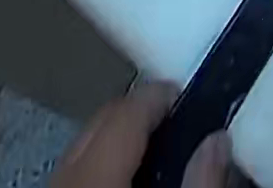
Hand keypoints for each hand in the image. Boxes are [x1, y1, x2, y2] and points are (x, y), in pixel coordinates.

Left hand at [52, 82, 230, 187]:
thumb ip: (200, 181)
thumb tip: (217, 139)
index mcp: (97, 173)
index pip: (128, 109)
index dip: (160, 94)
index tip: (187, 93)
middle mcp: (67, 172)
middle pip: (104, 118)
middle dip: (140, 111)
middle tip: (177, 119)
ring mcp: (54, 183)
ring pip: (86, 140)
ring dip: (119, 135)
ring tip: (154, 149)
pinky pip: (75, 165)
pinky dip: (100, 158)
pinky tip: (124, 173)